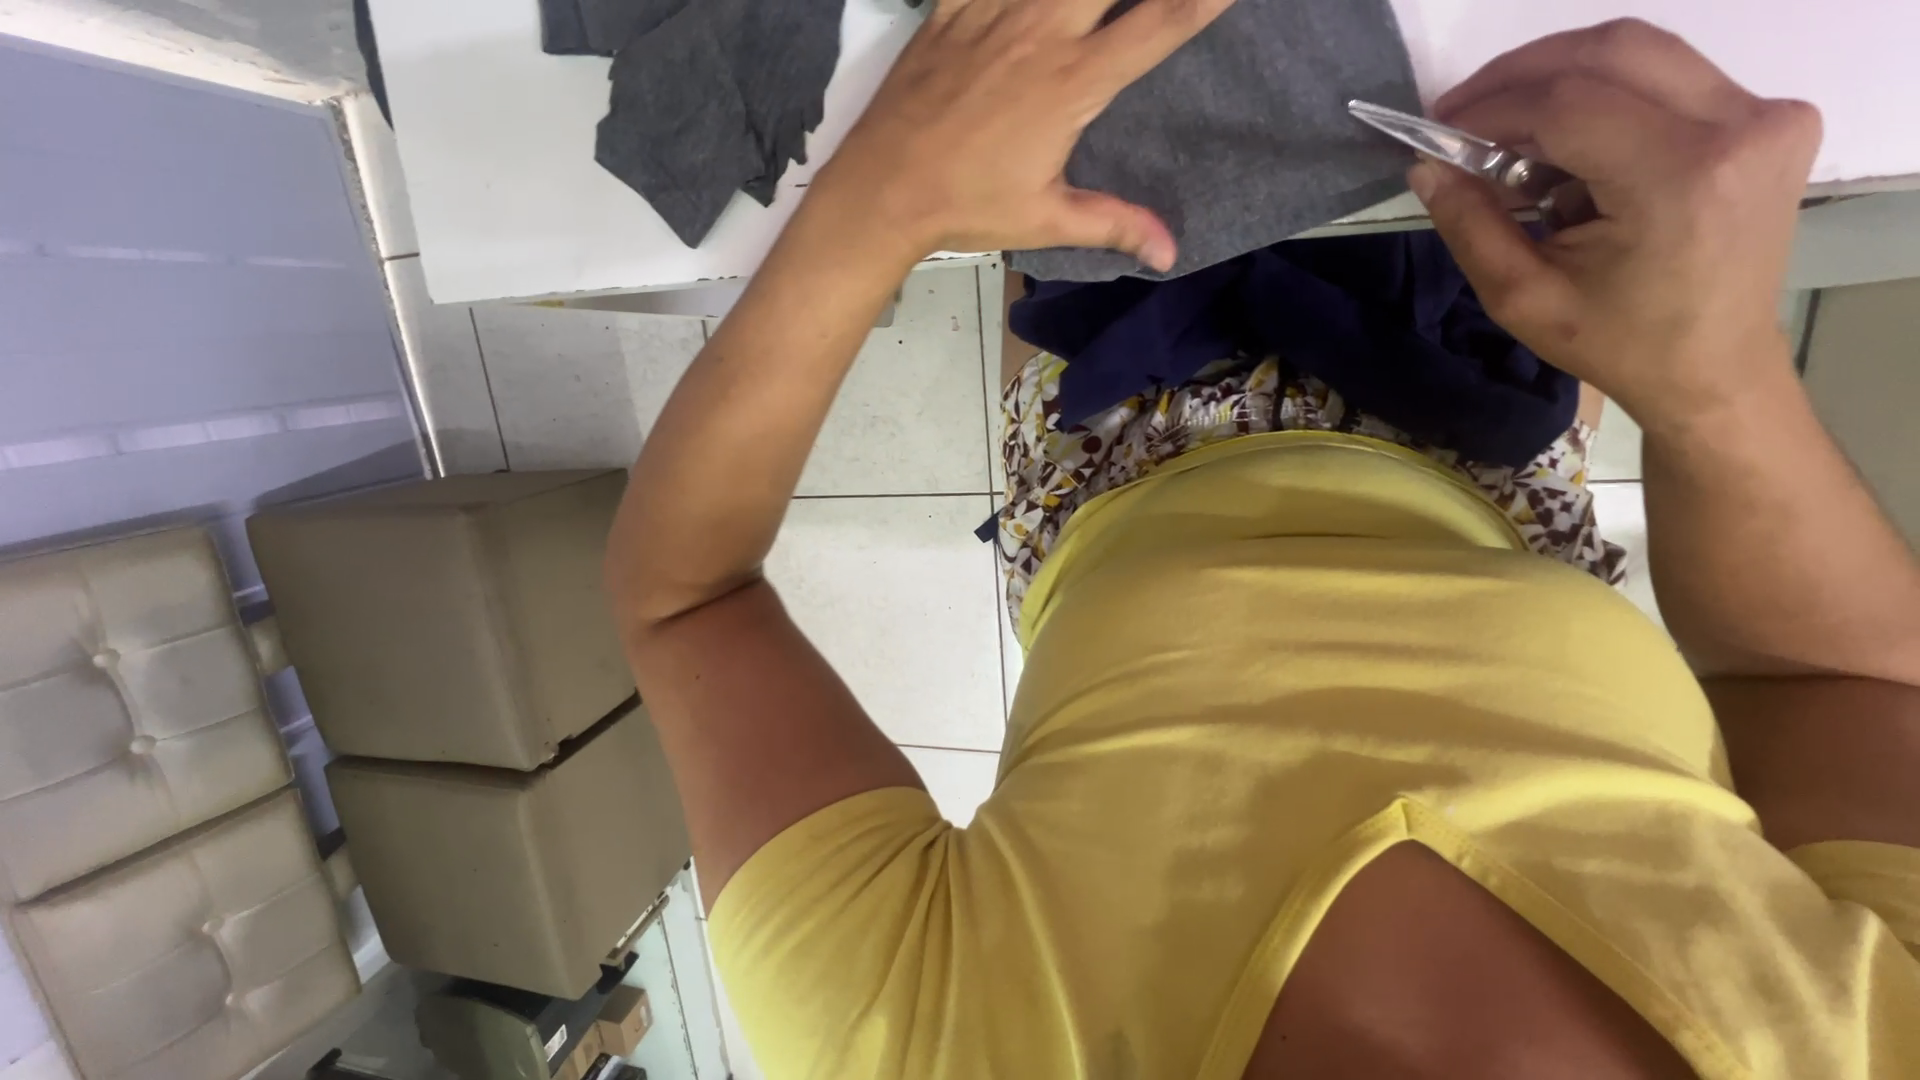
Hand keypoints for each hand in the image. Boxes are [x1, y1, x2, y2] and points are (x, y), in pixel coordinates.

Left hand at [811, 0, 1235, 272]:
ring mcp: (994, 11)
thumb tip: (1167, 254)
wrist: (884, 189)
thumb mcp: (1044, 219)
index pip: (1158, 24)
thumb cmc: (967, 206)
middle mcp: (1041, 30)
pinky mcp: (952, 7)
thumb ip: (1113, 224)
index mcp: (1072, 83)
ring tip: (1083, 1)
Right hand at [1412, 19, 1820, 433]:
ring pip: (1642, 53)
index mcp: (1678, 176)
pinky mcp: (1767, 117)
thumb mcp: (1520, 295)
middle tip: (1462, 110)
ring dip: (1559, 81)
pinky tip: (1562, 148)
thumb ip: (1471, 224)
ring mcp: (1765, 113)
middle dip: (1522, 72)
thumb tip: (1426, 167)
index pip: (1569, 101)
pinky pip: (1667, 78)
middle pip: (1613, 50)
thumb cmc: (1613, 341)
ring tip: (1504, 132)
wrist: (1711, 364)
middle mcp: (1738, 124)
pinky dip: (1600, 100)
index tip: (1439, 127)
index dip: (1493, 106)